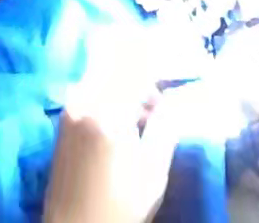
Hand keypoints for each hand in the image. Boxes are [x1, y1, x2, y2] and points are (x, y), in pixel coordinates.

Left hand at [43, 48, 180, 222]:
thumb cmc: (117, 209)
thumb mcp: (152, 172)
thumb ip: (168, 124)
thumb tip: (182, 94)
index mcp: (107, 112)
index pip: (141, 61)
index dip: (169, 53)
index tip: (189, 55)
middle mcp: (85, 98)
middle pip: (121, 52)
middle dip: (151, 52)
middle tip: (175, 66)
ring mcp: (73, 103)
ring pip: (109, 63)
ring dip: (135, 68)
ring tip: (159, 96)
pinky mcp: (68, 114)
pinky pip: (98, 80)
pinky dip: (120, 81)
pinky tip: (138, 106)